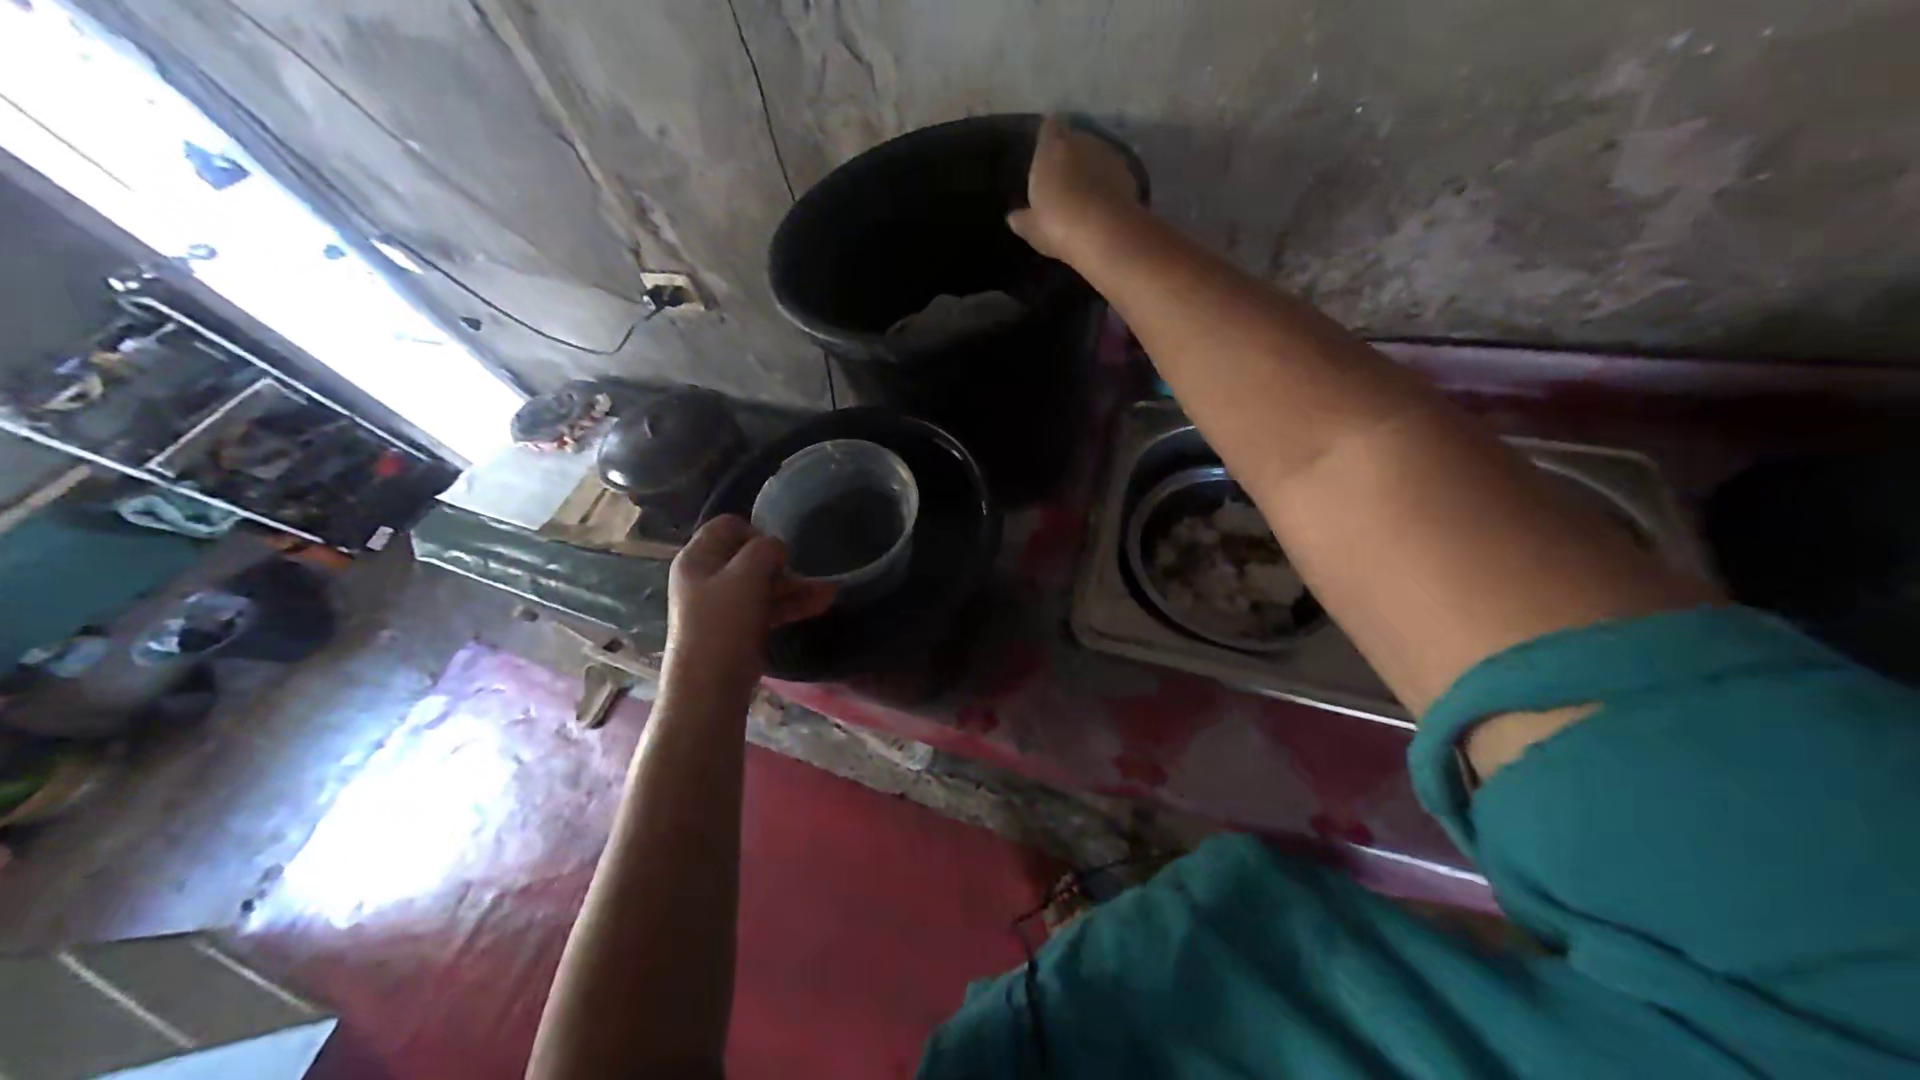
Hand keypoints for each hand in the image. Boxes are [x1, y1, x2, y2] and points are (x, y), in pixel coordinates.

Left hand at [665, 516, 835, 682]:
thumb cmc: (723, 624)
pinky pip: (766, 606)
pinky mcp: (736, 628)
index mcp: (697, 558)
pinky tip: (821, 604)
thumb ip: (765, 550)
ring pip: (762, 584)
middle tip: (807, 573)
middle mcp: (706, 577)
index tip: (779, 552)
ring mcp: (721, 604)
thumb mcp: (746, 576)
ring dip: (794, 585)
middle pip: (748, 556)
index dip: (757, 532)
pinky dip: (790, 604)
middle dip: (783, 563)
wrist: (710, 688)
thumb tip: (775, 549)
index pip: (727, 526)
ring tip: (830, 591)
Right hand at [1007, 115, 1141, 259]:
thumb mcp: (1031, 227)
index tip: (1047, 143)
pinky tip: (1103, 202)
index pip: (1049, 128)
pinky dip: (1108, 182)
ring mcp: (1108, 154)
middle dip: (1070, 153)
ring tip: (1085, 190)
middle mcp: (1081, 141)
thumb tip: (1013, 217)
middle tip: (1064, 175)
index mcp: (1051, 148)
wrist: (1103, 232)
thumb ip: (1022, 218)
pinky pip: (1113, 173)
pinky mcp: (1128, 172)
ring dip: (1092, 167)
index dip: (1048, 134)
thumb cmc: (1057, 223)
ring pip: (1096, 155)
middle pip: (1074, 139)